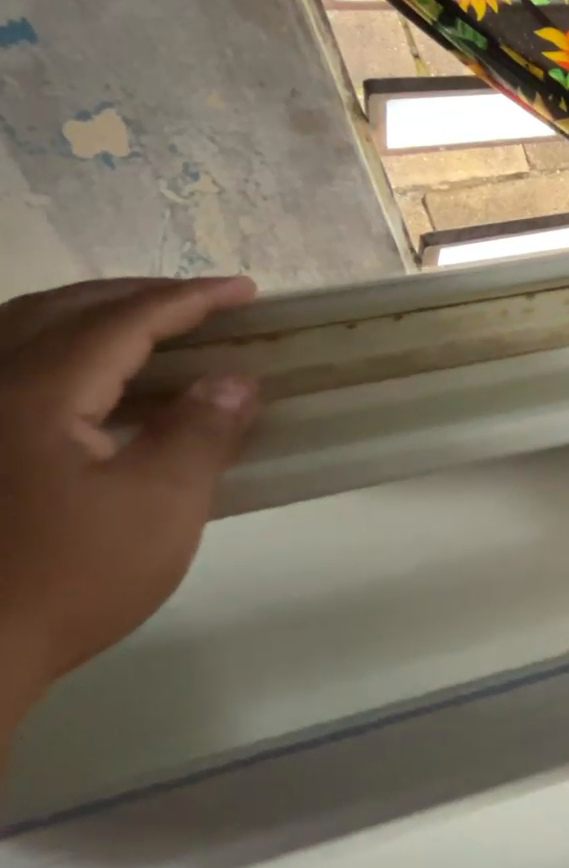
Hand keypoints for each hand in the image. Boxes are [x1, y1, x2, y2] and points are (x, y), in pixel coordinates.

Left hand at [0, 277, 259, 737]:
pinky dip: (61, 353)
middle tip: (204, 302)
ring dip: (93, 318)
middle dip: (136, 296)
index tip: (246, 292)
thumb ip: (200, 433)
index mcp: (30, 394)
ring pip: (16, 333)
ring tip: (154, 327)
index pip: (120, 322)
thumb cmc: (72, 575)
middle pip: (57, 312)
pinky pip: (5, 369)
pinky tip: (96, 380)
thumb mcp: (161, 504)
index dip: (188, 300)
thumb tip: (235, 381)